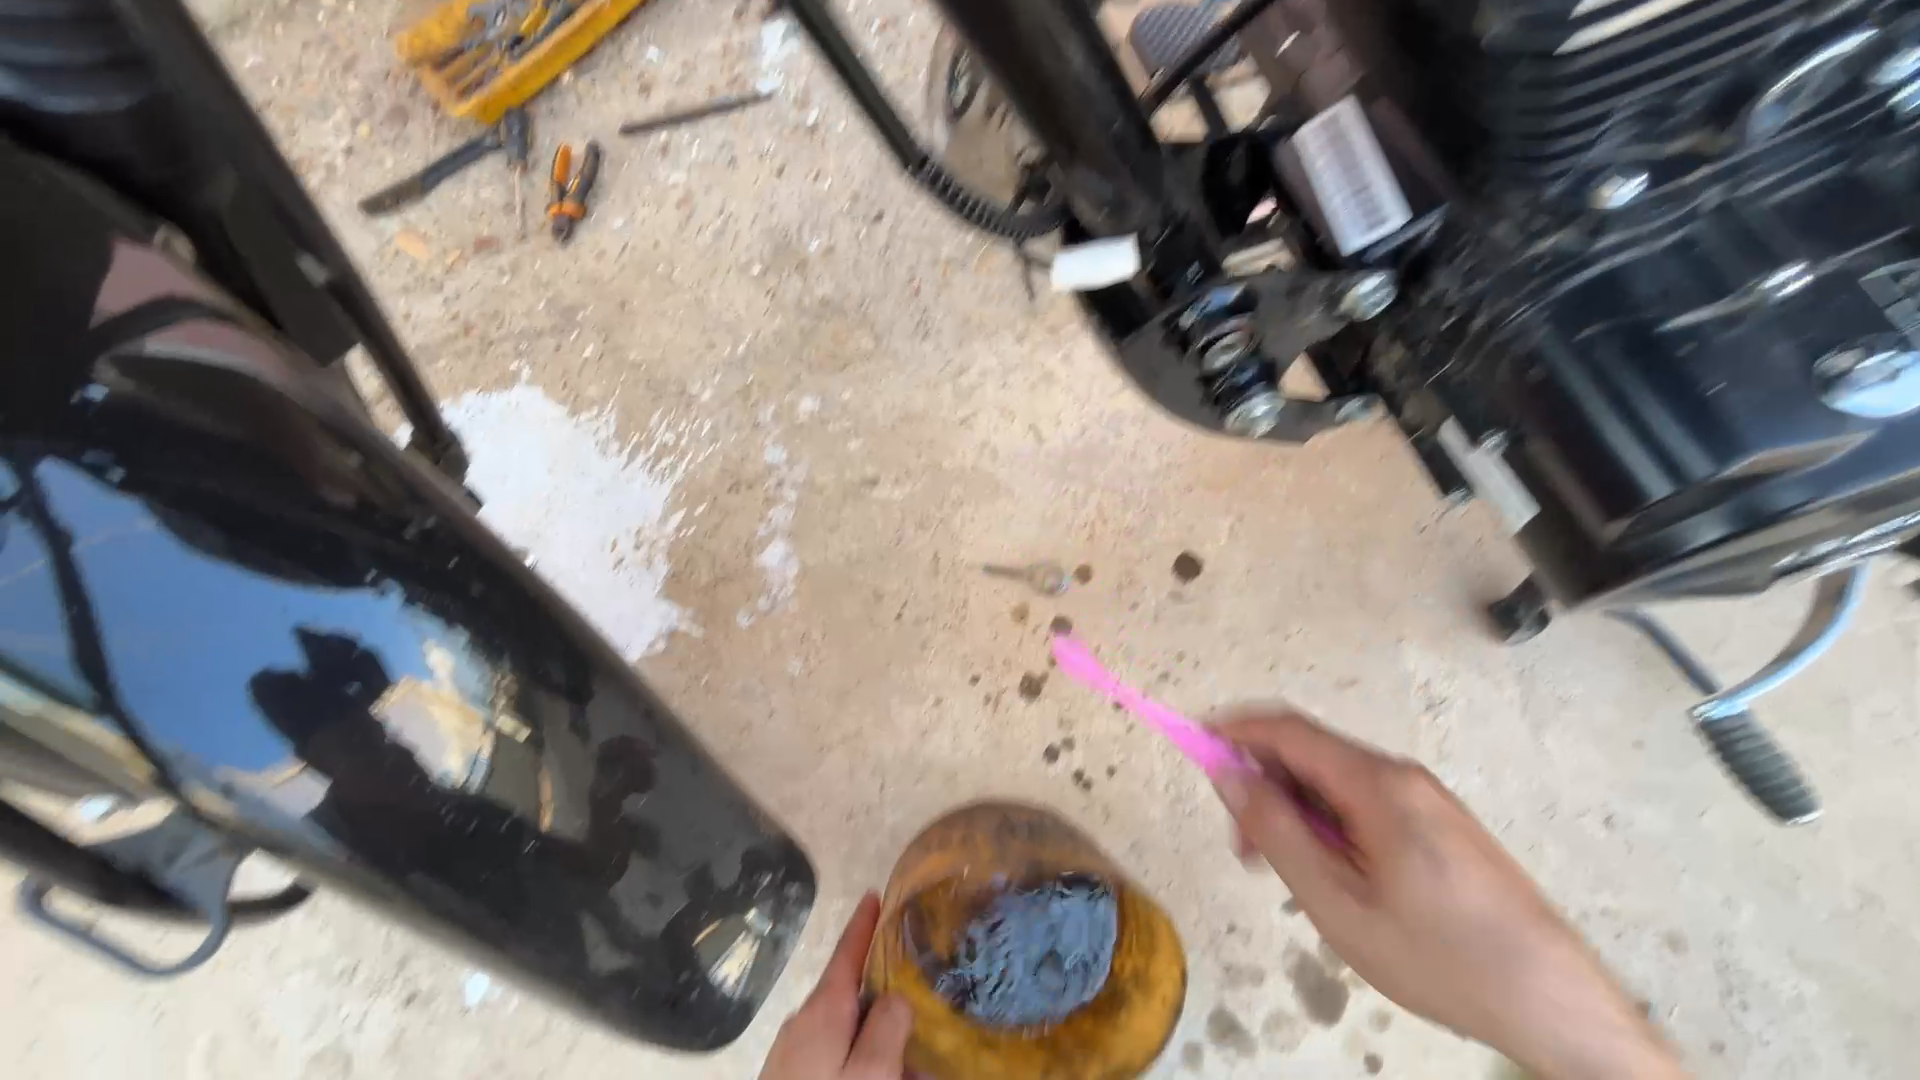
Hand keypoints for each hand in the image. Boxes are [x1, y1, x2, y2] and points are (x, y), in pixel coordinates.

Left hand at [759, 892, 914, 1079]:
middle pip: (851, 994)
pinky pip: (836, 1062)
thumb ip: (888, 1027)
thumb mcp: (871, 1074)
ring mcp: (794, 1059)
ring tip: (916, 1062)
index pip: (847, 952)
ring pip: (848, 1034)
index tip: (875, 893)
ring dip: (880, 1042)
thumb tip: (896, 996)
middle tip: (925, 1000)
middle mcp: (804, 1026)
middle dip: (887, 996)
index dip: (864, 923)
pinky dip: (864, 1064)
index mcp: (823, 1010)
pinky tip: (884, 1077)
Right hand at [1211, 708, 1685, 1079]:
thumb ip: (1275, 830)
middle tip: (1242, 847)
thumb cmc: (1436, 955)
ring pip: (1335, 782)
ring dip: (1293, 809)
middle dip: (1261, 782)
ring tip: (1283, 872)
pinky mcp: (1438, 824)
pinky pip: (1363, 803)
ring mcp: (1425, 798)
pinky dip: (1327, 823)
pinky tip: (1331, 875)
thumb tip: (1228, 774)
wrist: (1555, 1002)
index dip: (1234, 729)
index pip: (1287, 729)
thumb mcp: (1336, 901)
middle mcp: (1401, 776)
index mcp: (1376, 783)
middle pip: (1309, 754)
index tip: (1193, 745)